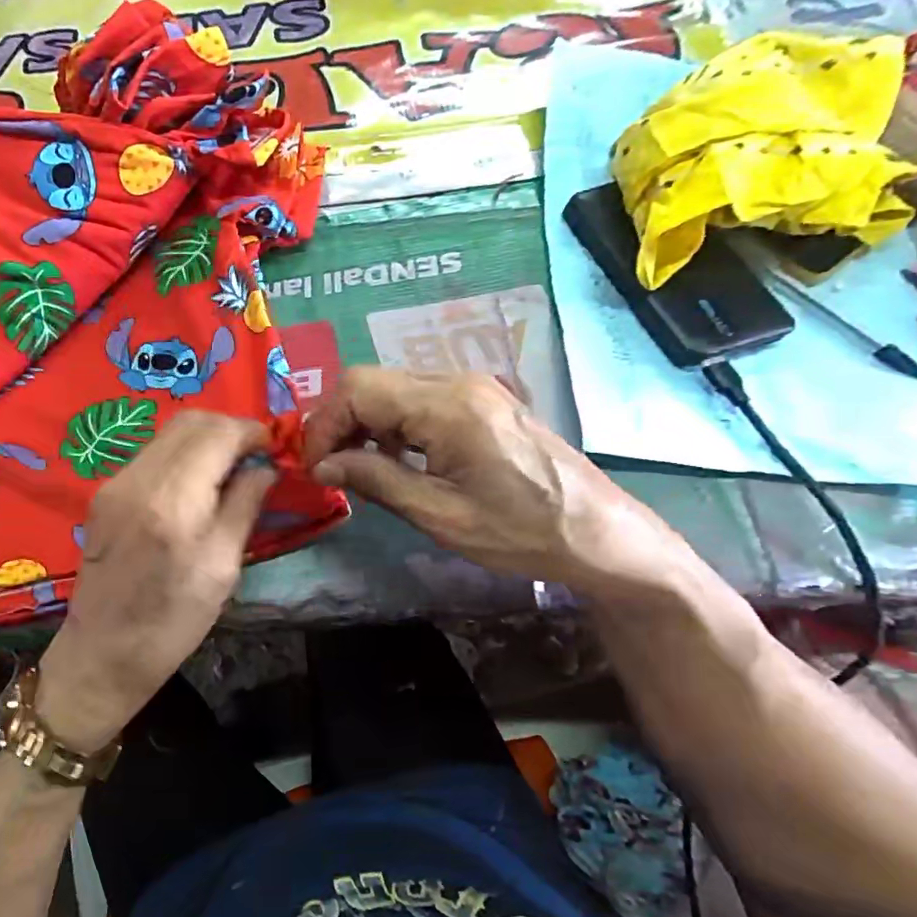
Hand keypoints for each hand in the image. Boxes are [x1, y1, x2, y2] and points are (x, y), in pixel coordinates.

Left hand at [36, 412, 275, 753]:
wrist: (104, 652)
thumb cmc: (173, 621)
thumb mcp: (223, 567)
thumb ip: (244, 506)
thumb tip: (263, 467)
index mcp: (173, 500)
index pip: (216, 433)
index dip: (251, 432)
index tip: (272, 448)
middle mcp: (137, 479)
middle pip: (189, 422)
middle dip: (228, 429)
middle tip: (254, 455)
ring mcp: (114, 483)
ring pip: (167, 434)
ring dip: (203, 439)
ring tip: (229, 468)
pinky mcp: (104, 494)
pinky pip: (150, 455)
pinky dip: (179, 455)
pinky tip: (195, 483)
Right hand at [303, 368, 700, 600]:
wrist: (601, 534)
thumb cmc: (522, 532)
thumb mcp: (440, 515)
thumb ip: (375, 480)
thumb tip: (322, 464)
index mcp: (449, 406)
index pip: (357, 389)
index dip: (323, 425)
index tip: (315, 468)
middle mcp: (458, 381)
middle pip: (369, 381)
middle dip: (337, 422)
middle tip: (328, 469)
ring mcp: (472, 387)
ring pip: (389, 387)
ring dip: (361, 423)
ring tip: (354, 468)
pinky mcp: (480, 401)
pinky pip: (415, 398)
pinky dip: (389, 423)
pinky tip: (393, 458)